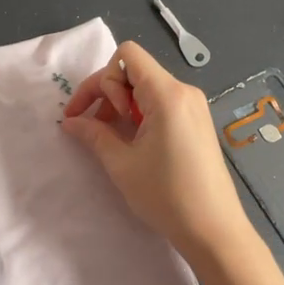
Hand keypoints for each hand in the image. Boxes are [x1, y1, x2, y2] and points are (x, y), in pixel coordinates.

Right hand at [62, 42, 253, 262]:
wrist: (212, 228)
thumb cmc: (165, 195)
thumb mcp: (121, 164)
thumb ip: (94, 135)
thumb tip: (71, 122)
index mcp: (167, 94)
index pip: (126, 56)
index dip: (100, 79)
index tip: (94, 114)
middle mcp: (184, 92)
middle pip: (134, 70)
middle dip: (107, 93)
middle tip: (96, 128)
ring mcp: (193, 107)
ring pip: (146, 87)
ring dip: (121, 105)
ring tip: (112, 138)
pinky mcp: (196, 122)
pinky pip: (160, 103)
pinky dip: (139, 114)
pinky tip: (133, 143)